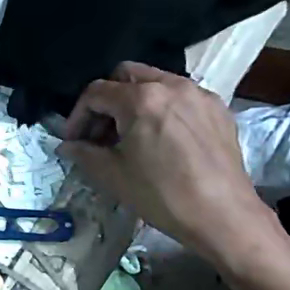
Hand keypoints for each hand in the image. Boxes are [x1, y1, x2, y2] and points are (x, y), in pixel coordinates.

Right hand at [59, 62, 279, 267]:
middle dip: (106, 100)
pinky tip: (161, 139)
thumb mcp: (113, 175)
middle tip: (100, 133)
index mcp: (141, 99)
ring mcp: (198, 94)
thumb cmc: (161, 194)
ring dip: (134, 101)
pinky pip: (181, 96)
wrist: (222, 214)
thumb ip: (84, 153)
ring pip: (155, 82)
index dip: (77, 115)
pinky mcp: (218, 108)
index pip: (96, 92)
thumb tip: (68, 146)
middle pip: (126, 75)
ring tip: (129, 136)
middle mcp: (171, 85)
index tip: (73, 140)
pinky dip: (162, 108)